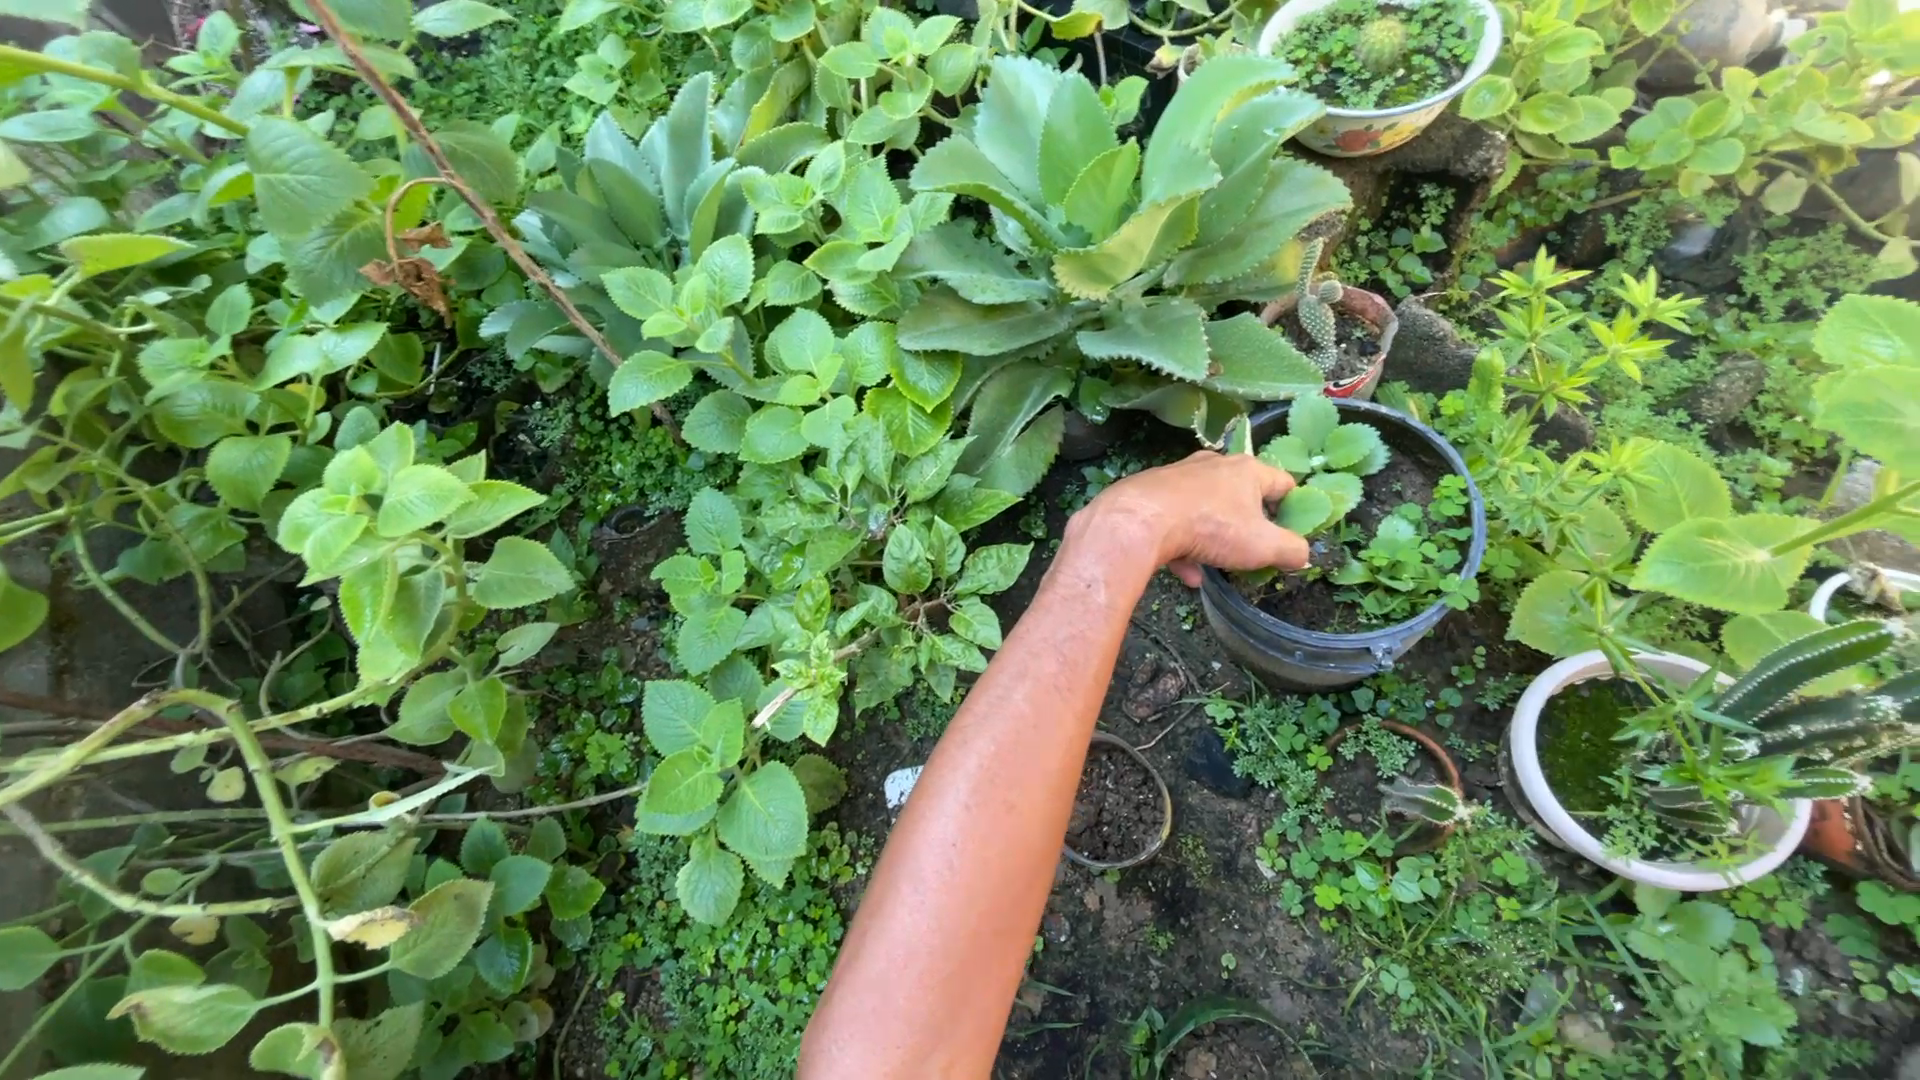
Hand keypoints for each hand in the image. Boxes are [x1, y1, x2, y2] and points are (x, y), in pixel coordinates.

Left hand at [1078, 451, 1309, 586]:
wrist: (1139, 521)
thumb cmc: (1211, 526)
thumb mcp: (1262, 545)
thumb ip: (1290, 550)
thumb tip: (1302, 555)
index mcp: (1245, 470)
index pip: (1282, 481)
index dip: (1292, 505)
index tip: (1292, 529)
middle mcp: (1211, 466)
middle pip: (1238, 494)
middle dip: (1246, 523)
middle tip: (1252, 547)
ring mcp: (1177, 478)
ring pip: (1203, 510)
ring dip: (1211, 540)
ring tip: (1216, 567)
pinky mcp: (1149, 495)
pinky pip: (1173, 522)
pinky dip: (1182, 547)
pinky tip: (1186, 574)